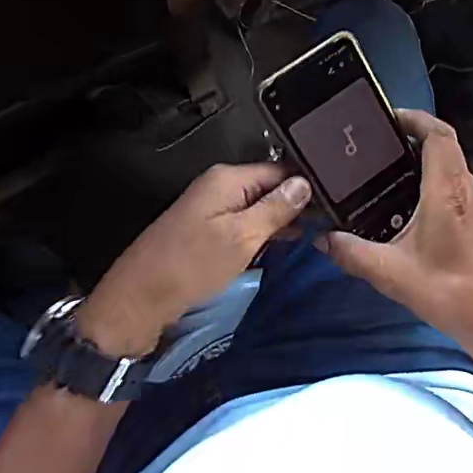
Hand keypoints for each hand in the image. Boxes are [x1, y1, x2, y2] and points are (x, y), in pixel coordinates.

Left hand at [81, 163, 310, 357]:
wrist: (138, 302)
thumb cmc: (191, 267)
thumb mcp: (242, 237)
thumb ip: (276, 208)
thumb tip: (304, 184)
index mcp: (227, 179)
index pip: (281, 170)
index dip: (308, 185)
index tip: (334, 203)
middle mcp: (219, 186)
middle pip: (270, 186)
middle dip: (298, 203)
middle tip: (328, 223)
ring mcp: (212, 208)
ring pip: (259, 206)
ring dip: (283, 219)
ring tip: (314, 234)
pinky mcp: (208, 230)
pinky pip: (245, 222)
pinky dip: (264, 231)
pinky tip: (283, 243)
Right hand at [316, 110, 472, 356]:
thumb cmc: (448, 290)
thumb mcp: (391, 273)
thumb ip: (353, 253)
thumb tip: (324, 240)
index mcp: (447, 191)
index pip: (438, 135)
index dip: (415, 118)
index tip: (389, 118)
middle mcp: (466, 189)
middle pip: (445, 144)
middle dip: (415, 134)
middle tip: (380, 142)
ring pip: (452, 163)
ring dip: (425, 156)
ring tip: (387, 166)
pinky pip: (455, 183)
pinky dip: (433, 178)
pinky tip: (407, 201)